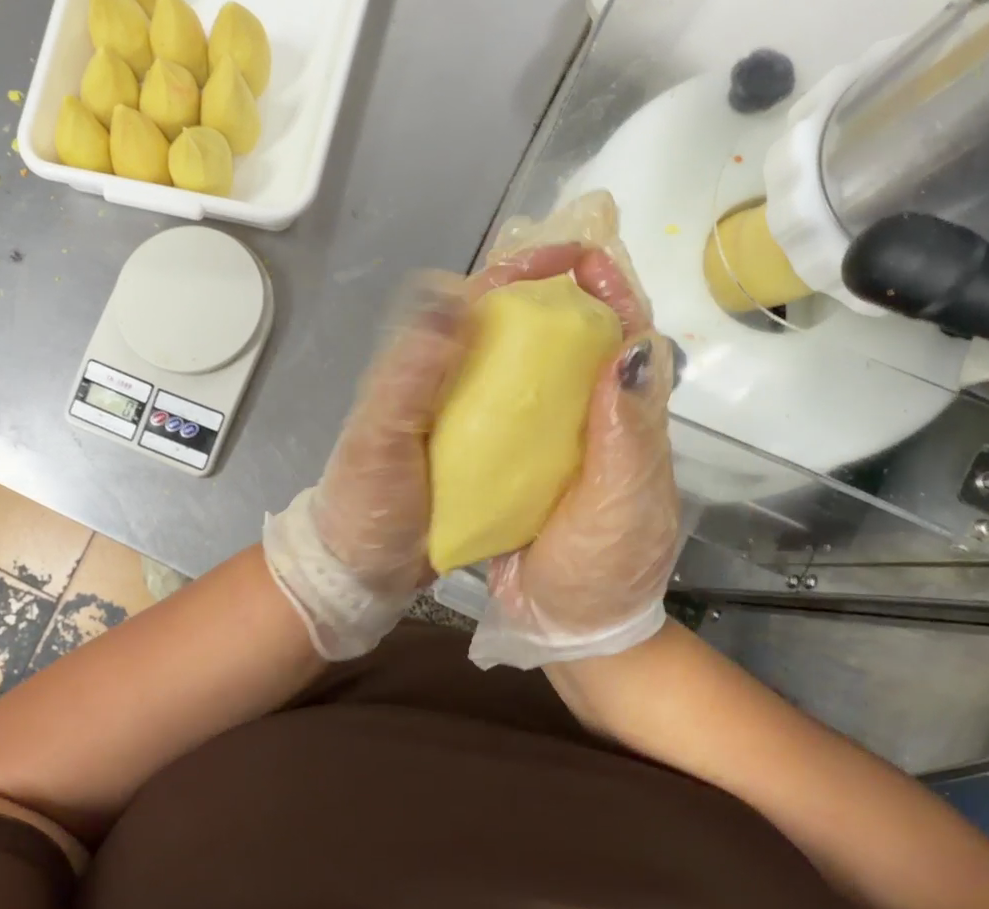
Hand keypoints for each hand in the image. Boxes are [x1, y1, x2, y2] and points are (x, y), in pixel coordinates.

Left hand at [267, 248, 635, 659]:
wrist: (361, 568)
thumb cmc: (365, 501)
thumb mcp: (380, 437)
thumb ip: (411, 372)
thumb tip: (455, 293)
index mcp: (422, 362)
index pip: (479, 297)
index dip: (527, 269)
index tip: (582, 260)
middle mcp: (451, 381)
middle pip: (515, 328)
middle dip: (567, 307)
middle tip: (623, 304)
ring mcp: (473, 420)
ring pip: (532, 372)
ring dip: (576, 357)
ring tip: (628, 353)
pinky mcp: (490, 457)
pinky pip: (537, 422)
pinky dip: (569, 411)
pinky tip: (604, 414)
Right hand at [468, 251, 681, 669]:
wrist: (569, 626)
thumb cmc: (605, 569)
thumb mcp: (623, 505)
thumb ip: (628, 434)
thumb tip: (630, 345)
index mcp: (631, 419)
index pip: (630, 333)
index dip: (609, 287)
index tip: (573, 254)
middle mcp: (595, 418)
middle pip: (579, 340)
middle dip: (550, 295)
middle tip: (504, 270)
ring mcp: (554, 441)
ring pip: (536, 370)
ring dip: (509, 332)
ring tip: (467, 306)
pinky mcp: (516, 463)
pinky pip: (502, 410)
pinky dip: (480, 382)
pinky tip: (448, 370)